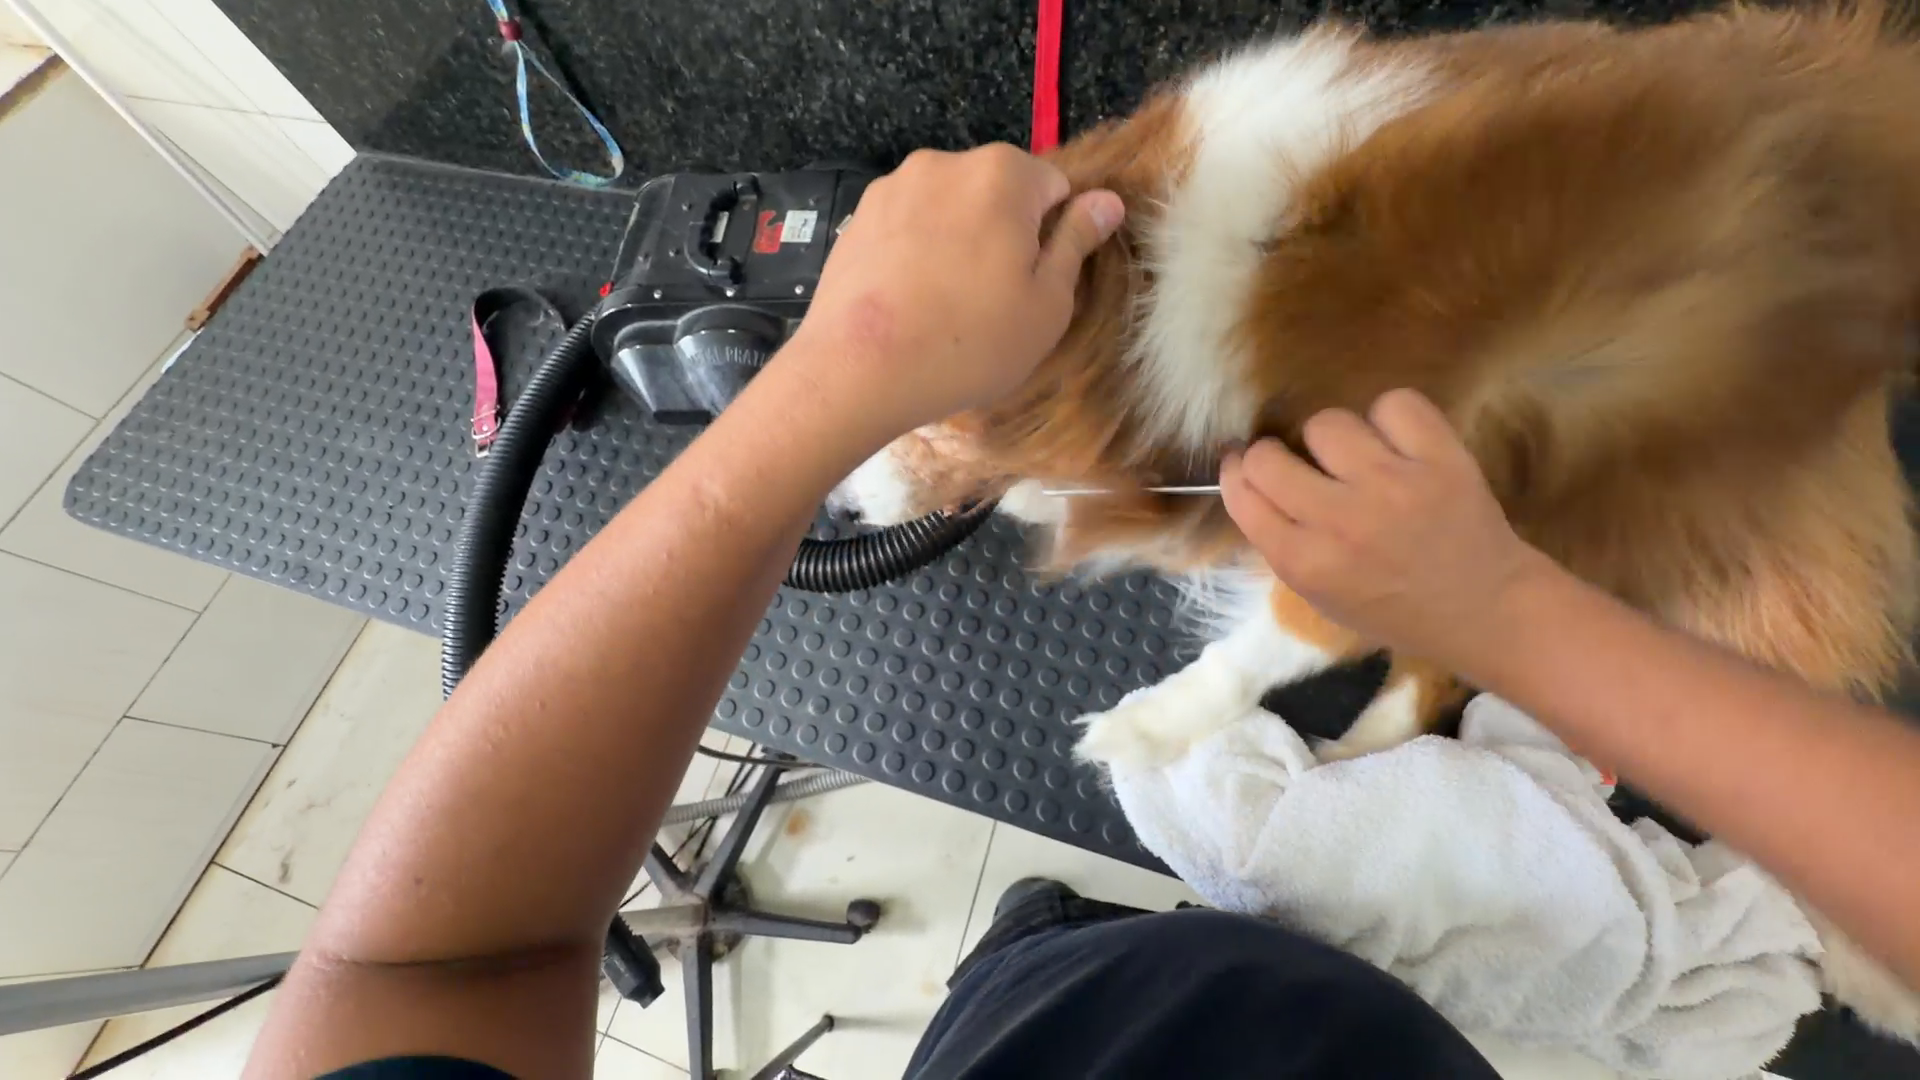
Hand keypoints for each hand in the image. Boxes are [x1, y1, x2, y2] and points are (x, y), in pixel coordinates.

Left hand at [786, 144, 1124, 435]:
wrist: (859, 371)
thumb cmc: (970, 344)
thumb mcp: (1046, 305)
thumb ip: (1076, 244)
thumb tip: (1107, 201)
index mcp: (1004, 174)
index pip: (1054, 187)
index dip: (1053, 236)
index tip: (1035, 284)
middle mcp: (945, 163)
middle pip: (996, 194)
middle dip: (1003, 236)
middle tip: (990, 304)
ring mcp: (893, 188)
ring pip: (947, 211)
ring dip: (957, 244)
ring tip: (942, 307)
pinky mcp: (856, 219)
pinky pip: (906, 229)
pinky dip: (915, 255)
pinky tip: (908, 302)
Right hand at [1220, 389, 1554, 667]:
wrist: (1484, 610)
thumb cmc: (1389, 608)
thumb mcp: (1315, 593)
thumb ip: (1277, 540)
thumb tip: (1249, 478)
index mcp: (1305, 562)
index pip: (1241, 493)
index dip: (1235, 471)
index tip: (1243, 465)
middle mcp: (1341, 521)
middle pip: (1267, 457)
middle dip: (1270, 456)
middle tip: (1294, 465)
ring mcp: (1393, 486)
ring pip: (1327, 423)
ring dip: (1330, 438)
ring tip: (1351, 457)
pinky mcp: (1442, 460)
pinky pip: (1394, 405)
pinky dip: (1388, 418)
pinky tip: (1393, 443)